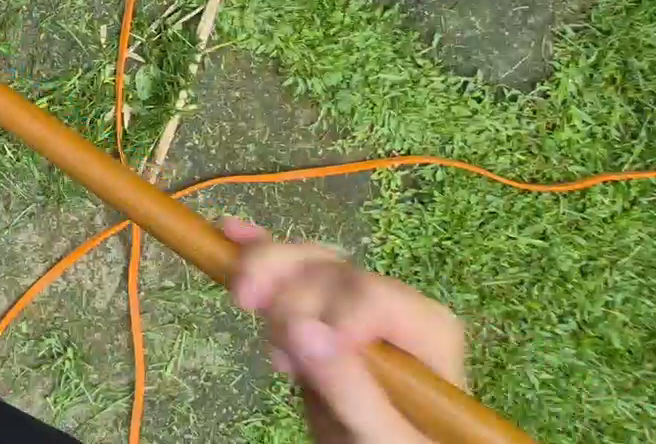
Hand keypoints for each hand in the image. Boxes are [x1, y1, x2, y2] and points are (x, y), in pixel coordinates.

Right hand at [222, 217, 466, 443]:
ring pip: (303, 259)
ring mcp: (346, 299)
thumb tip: (301, 329)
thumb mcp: (386, 437)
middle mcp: (388, 303)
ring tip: (244, 303)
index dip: (332, 310)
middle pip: (330, 271)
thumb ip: (352, 388)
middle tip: (276, 355)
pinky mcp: (311, 303)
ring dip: (264, 271)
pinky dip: (255, 247)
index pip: (375, 295)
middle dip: (291, 301)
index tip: (302, 347)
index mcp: (426, 331)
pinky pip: (285, 263)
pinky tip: (229, 231)